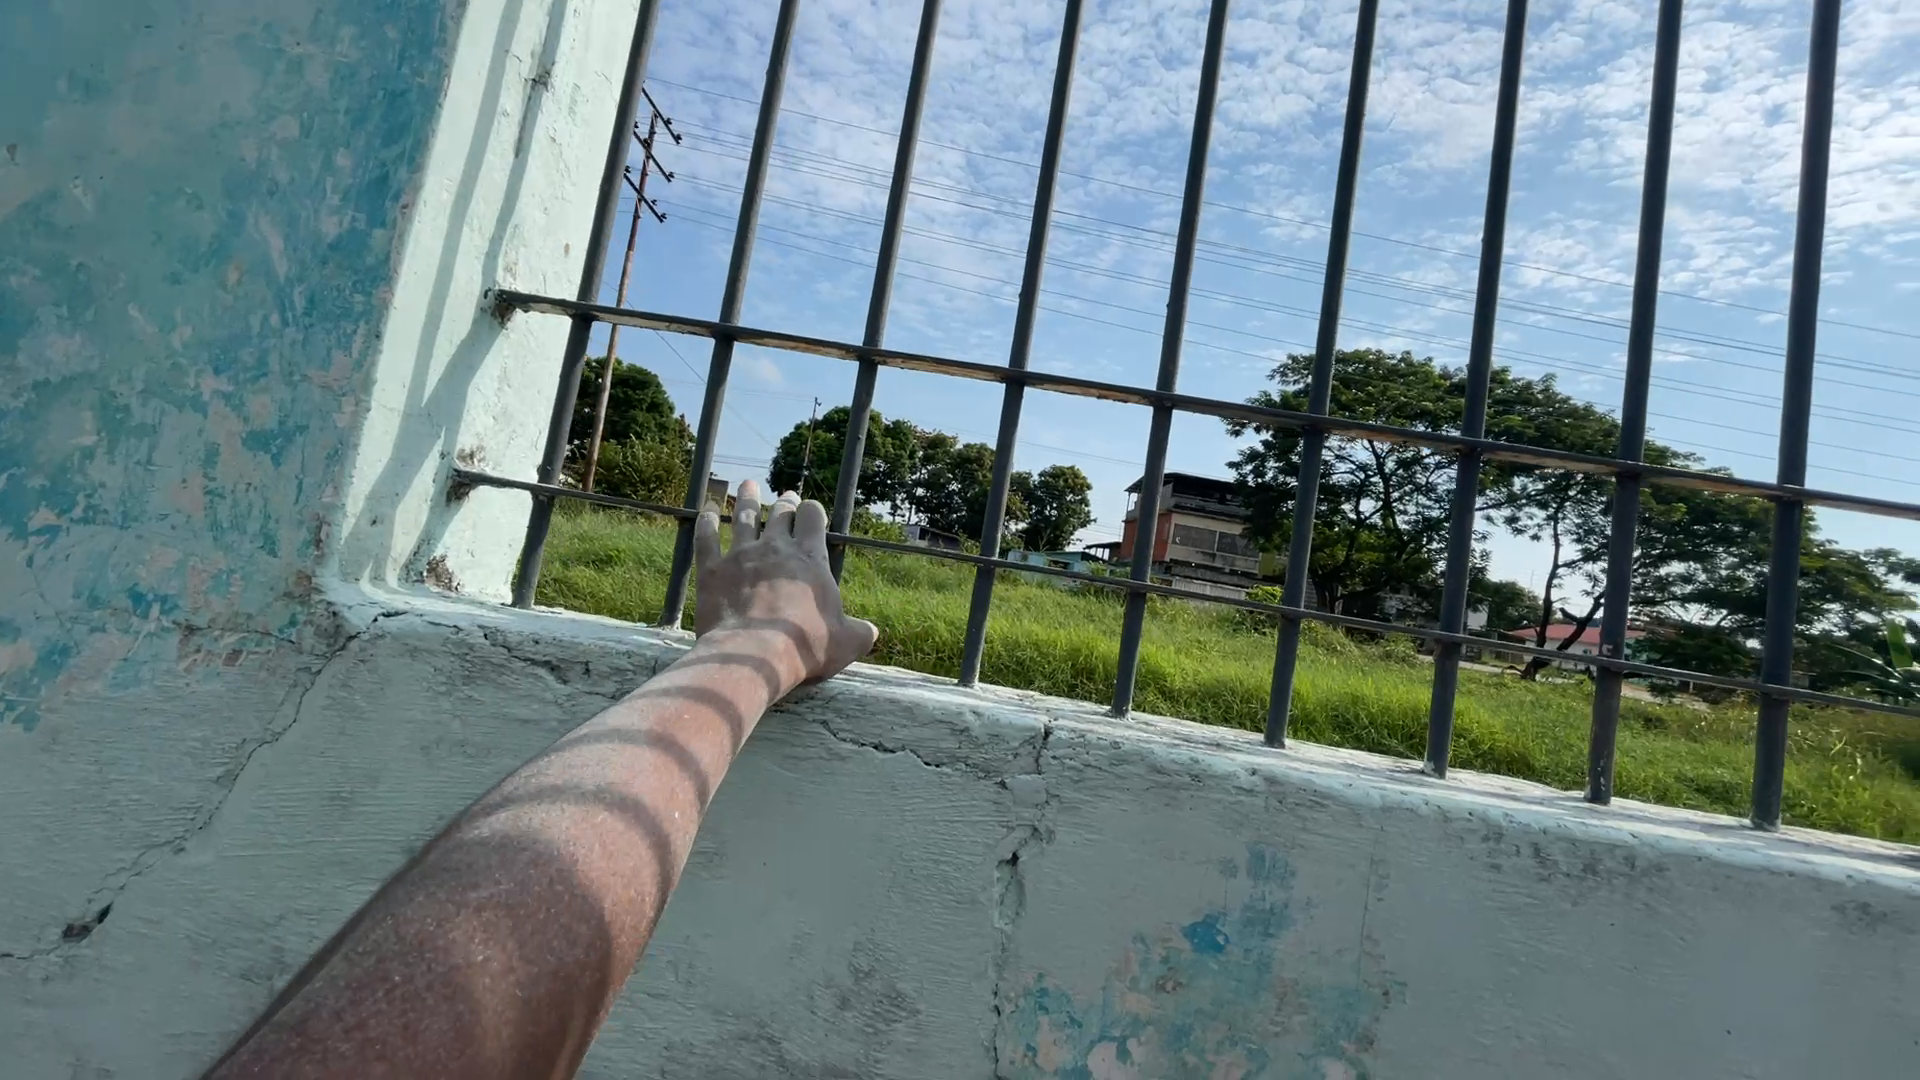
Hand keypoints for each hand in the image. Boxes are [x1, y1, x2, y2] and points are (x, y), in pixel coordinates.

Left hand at [692, 480, 877, 687]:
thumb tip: (871, 632)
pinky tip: (706, 512)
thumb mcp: (846, 642)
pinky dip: (706, 523)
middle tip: (784, 497)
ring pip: (744, 517)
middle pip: (781, 514)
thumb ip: (861, 632)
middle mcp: (777, 548)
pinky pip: (707, 539)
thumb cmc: (806, 646)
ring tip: (748, 486)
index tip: (811, 511)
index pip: (813, 518)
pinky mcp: (713, 570)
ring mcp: (742, 555)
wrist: (754, 654)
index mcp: (811, 558)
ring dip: (747, 500)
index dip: (812, 511)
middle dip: (784, 503)